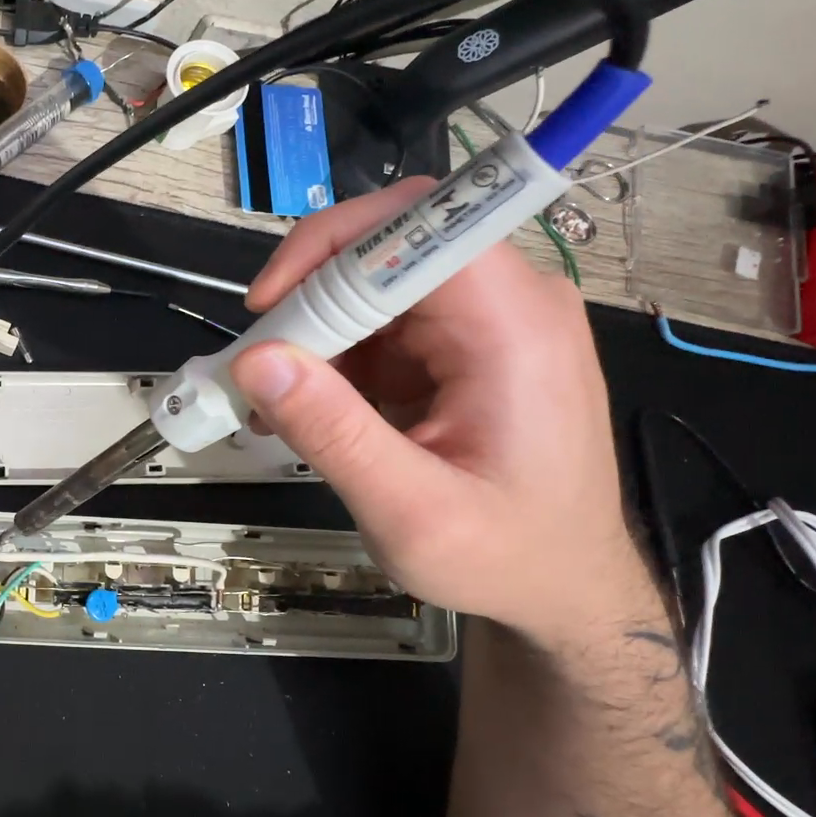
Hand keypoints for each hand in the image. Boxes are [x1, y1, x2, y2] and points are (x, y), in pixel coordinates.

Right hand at [231, 180, 652, 642]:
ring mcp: (482, 326)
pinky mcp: (458, 350)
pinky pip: (377, 326)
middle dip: (306, 300)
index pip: (420, 225)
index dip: (333, 244)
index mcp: (514, 328)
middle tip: (257, 367)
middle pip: (386, 250)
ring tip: (274, 403)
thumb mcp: (409, 510)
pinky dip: (330, 359)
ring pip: (371, 288)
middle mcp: (506, 306)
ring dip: (311, 335)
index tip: (267, 304)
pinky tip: (306, 410)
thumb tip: (254, 359)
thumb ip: (332, 433)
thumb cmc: (507, 557)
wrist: (562, 590)